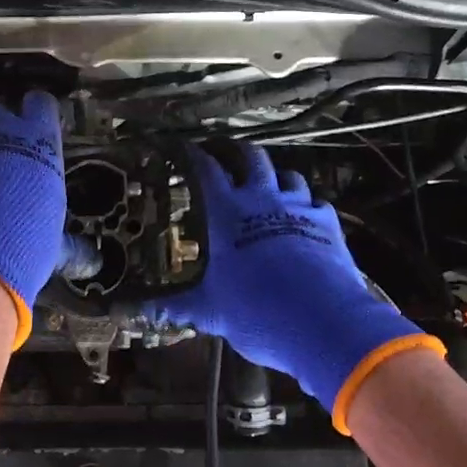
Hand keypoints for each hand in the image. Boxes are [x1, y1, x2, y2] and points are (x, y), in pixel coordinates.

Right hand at [146, 144, 444, 432]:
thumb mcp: (210, 311)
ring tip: (268, 185)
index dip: (191, 153)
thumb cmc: (257, 311)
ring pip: (288, 176)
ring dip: (275, 176)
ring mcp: (300, 207)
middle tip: (225, 152)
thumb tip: (137, 311)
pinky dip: (307, 205)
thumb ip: (176, 306)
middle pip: (251, 157)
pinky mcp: (329, 223)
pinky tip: (304, 218)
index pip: (205, 169)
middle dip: (236, 150)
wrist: (324, 321)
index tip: (181, 146)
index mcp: (227, 212)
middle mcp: (262, 199)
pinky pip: (316, 203)